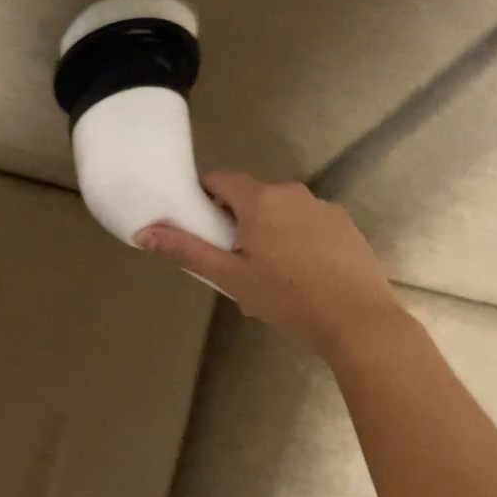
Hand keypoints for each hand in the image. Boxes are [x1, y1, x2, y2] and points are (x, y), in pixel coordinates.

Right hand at [136, 171, 406, 357]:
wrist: (353, 317)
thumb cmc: (283, 295)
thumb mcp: (227, 276)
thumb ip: (185, 250)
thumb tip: (143, 233)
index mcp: (261, 200)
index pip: (220, 179)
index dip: (200, 196)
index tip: (191, 222)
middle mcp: (293, 193)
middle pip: (250, 198)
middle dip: (232, 223)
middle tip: (225, 263)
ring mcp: (323, 208)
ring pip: (278, 215)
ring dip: (262, 235)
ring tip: (261, 278)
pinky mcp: (343, 227)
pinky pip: (304, 227)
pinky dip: (291, 245)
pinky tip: (293, 280)